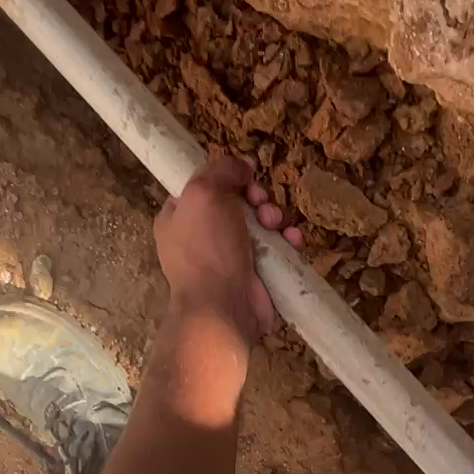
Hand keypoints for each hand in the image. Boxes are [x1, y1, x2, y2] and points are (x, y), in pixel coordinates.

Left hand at [153, 156, 302, 345]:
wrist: (223, 307)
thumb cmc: (206, 249)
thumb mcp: (204, 192)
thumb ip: (222, 169)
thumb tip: (243, 166)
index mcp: (179, 218)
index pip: (202, 186)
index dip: (226, 178)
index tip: (243, 178)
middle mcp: (203, 238)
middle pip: (237, 202)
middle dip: (256, 199)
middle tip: (261, 205)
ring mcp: (231, 258)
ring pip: (261, 224)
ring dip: (275, 217)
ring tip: (276, 225)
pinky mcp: (257, 275)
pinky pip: (277, 250)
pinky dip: (288, 242)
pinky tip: (294, 241)